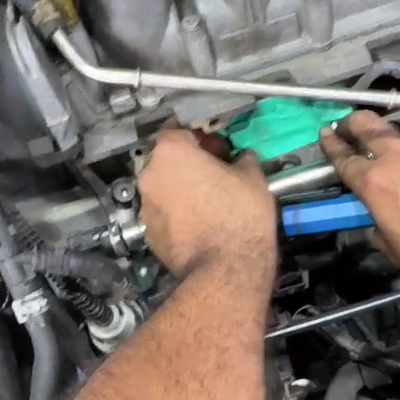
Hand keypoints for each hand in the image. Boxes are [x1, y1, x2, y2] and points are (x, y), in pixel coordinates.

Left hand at [138, 129, 276, 281]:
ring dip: (179, 189)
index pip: (177, 130)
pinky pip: (163, 214)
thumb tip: (241, 157)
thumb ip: (243, 159)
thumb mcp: (253, 178)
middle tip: (213, 173)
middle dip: (186, 163)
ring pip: (162, 188)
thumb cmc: (240, 215)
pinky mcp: (148, 234)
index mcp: (171, 152)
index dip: (198, 137)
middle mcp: (149, 175)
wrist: (224, 270)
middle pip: (166, 160)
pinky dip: (176, 214)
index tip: (215, 148)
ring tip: (207, 202)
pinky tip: (198, 225)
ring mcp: (145, 207)